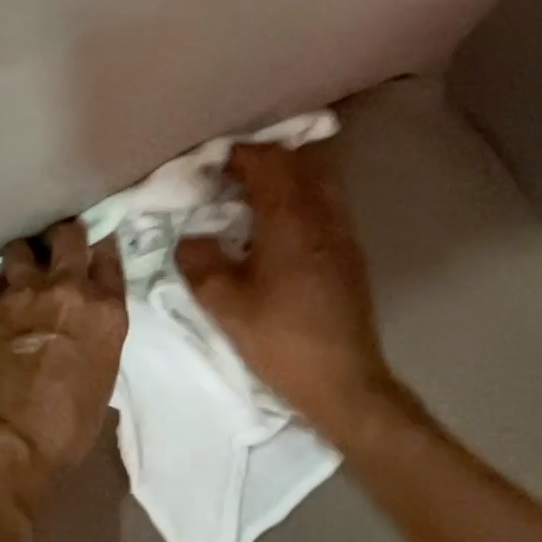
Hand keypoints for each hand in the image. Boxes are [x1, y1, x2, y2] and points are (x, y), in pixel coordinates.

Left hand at [0, 219, 127, 486]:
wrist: (13, 437)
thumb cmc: (71, 423)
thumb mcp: (104, 373)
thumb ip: (98, 333)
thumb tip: (85, 321)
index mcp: (106, 310)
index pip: (108, 256)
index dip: (101, 248)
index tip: (95, 247)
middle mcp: (67, 289)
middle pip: (67, 235)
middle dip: (64, 236)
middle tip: (59, 247)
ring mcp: (25, 292)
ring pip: (22, 246)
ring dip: (25, 255)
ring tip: (24, 268)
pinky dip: (2, 283)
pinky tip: (3, 296)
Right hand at [175, 141, 401, 445]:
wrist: (345, 386)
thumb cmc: (279, 339)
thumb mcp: (221, 301)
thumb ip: (197, 258)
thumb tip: (191, 237)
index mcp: (290, 220)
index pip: (268, 161)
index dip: (237, 154)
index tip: (209, 166)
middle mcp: (322, 217)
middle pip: (297, 163)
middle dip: (260, 161)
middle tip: (226, 176)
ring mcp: (342, 235)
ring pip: (315, 182)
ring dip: (282, 180)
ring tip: (247, 199)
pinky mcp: (349, 256)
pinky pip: (322, 206)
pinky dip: (296, 201)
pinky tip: (271, 230)